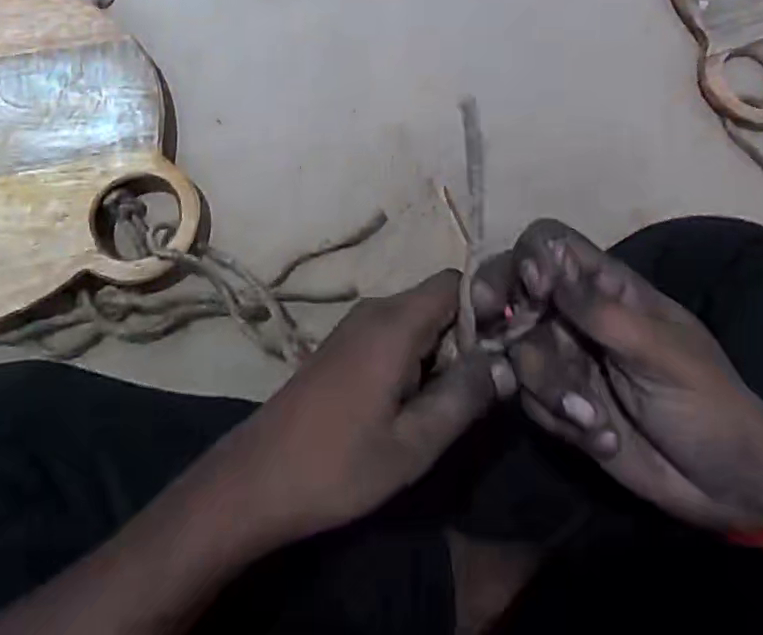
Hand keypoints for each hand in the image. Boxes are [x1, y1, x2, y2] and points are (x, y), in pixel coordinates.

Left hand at [210, 269, 515, 544]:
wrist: (256, 479)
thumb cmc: (338, 465)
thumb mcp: (413, 444)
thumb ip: (464, 397)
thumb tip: (505, 363)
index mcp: (395, 323)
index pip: (456, 283)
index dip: (488, 305)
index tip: (507, 346)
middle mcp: (375, 311)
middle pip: (439, 301)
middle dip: (468, 335)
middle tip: (485, 385)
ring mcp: (355, 326)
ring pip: (419, 318)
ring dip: (443, 350)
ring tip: (453, 400)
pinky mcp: (344, 345)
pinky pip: (396, 333)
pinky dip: (417, 356)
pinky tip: (415, 402)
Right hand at [475, 220, 762, 535]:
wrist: (730, 486)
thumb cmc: (708, 404)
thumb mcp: (661, 353)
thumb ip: (600, 311)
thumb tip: (547, 263)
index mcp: (607, 287)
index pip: (551, 244)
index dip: (530, 256)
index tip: (532, 289)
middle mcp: (574, 314)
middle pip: (513, 287)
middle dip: (498, 306)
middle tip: (495, 332)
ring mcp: (563, 357)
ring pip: (517, 350)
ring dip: (548, 386)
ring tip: (593, 420)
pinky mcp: (557, 402)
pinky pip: (527, 397)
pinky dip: (557, 418)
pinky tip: (602, 439)